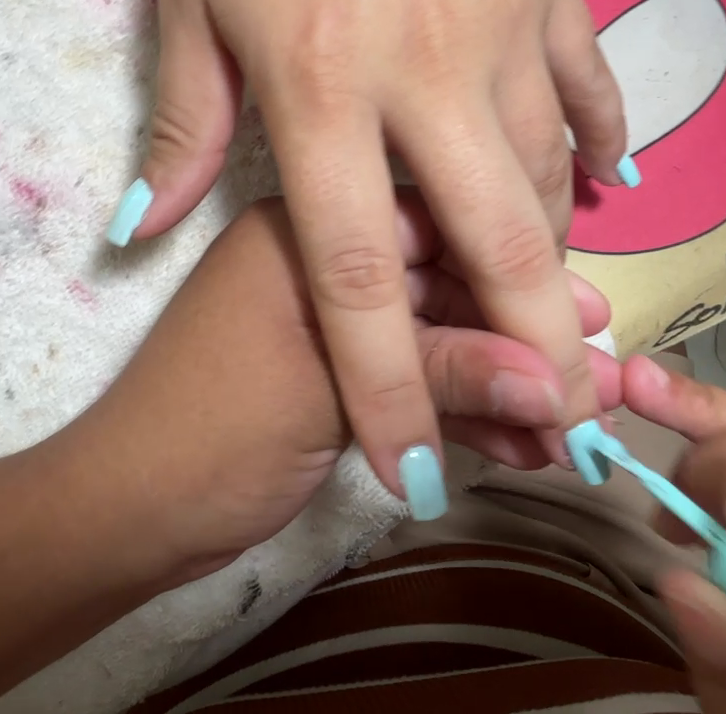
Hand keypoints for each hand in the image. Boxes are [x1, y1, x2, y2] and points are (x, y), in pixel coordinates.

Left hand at [66, 196, 618, 584]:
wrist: (127, 505)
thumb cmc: (202, 432)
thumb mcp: (326, 395)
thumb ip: (441, 375)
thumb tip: (554, 381)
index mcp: (300, 221)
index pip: (428, 222)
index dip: (510, 271)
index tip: (581, 321)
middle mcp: (323, 243)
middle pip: (447, 276)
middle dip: (524, 334)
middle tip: (598, 378)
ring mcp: (329, 299)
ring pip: (439, 324)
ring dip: (505, 378)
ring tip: (579, 422)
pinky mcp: (334, 349)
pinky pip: (415, 361)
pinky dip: (464, 400)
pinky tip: (524, 434)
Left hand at [113, 0, 627, 503]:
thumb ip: (183, 127)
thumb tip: (143, 228)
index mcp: (323, 88)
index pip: (356, 276)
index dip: (385, 387)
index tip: (412, 472)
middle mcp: (426, 75)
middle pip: (494, 245)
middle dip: (526, 352)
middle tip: (546, 424)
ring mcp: (502, 27)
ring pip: (550, 175)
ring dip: (551, 253)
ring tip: (548, 311)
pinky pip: (590, 86)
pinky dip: (599, 147)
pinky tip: (600, 187)